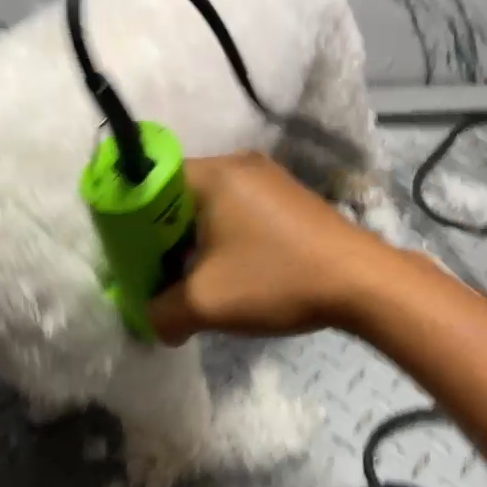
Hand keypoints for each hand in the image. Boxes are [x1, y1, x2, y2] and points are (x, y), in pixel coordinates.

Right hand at [146, 152, 417, 344]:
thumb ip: (162, 312)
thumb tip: (151, 321)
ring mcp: (268, 180)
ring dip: (193, 241)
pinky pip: (238, 212)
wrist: (362, 282)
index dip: (129, 219)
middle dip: (161, 236)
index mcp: (214, 173)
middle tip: (153, 274)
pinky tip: (228, 274)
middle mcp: (238, 164)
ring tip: (189, 280)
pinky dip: (222, 239)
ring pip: (209, 206)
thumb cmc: (277, 278)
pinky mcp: (288, 200)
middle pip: (178, 194)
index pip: (150, 181)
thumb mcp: (206, 303)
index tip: (124, 255)